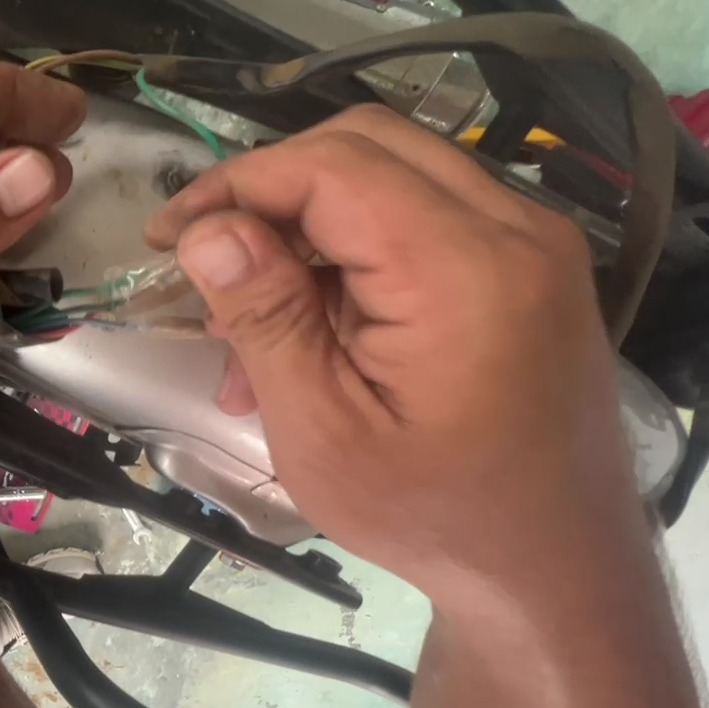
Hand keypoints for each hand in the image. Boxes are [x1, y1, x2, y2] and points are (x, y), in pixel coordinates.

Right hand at [145, 105, 646, 600]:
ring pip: (384, 174)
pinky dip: (335, 256)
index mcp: (461, 269)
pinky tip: (296, 331)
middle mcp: (511, 229)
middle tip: (195, 255)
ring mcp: (522, 244)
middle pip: (363, 144)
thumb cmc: (423, 509)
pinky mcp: (514, 268)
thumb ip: (267, 316)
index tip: (163, 237)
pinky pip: (409, 221)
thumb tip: (207, 232)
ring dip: (294, 226)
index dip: (233, 185)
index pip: (330, 168)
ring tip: (238, 319)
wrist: (545, 564)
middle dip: (261, 189)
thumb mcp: (320, 426)